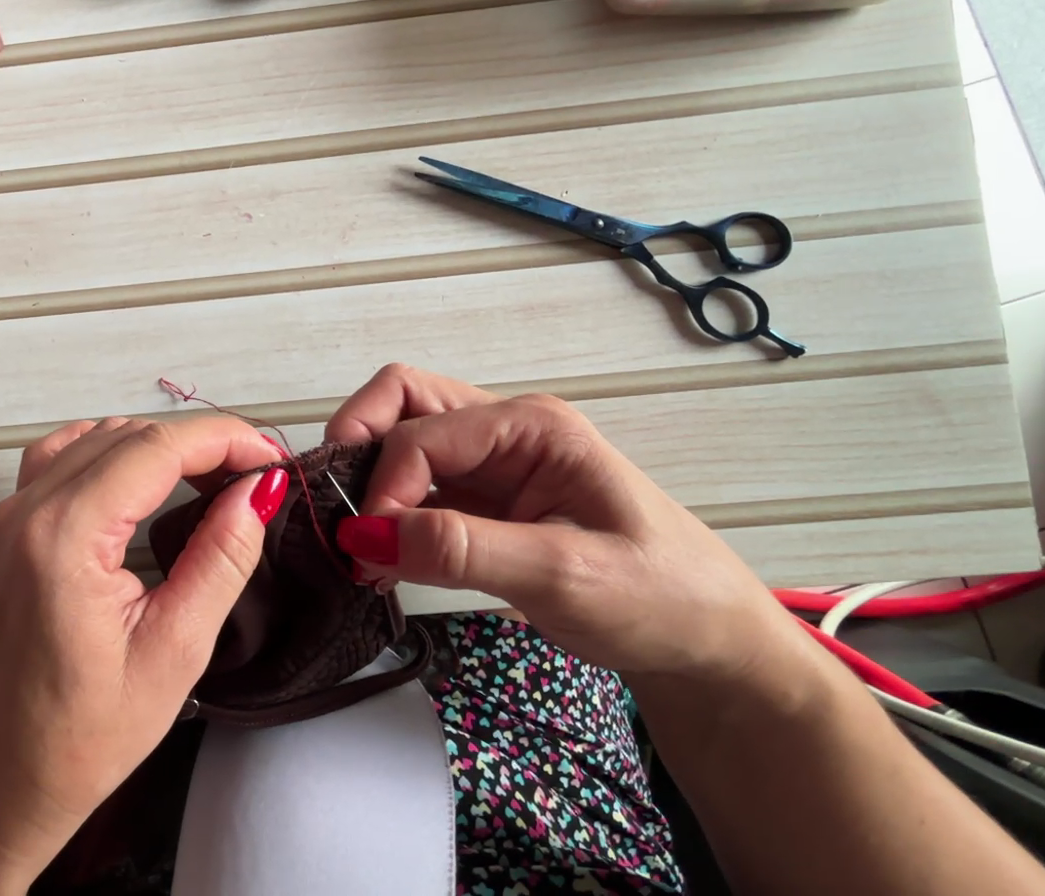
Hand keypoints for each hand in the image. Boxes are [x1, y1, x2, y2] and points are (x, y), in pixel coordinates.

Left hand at [0, 416, 286, 883]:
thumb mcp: (178, 647)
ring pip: (97, 436)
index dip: (222, 439)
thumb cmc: (88, 730)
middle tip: (254, 476)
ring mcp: (10, 513)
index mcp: (64, 538)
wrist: (14, 763)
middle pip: (128, 435)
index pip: (154, 448)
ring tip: (212, 478)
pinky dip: (113, 450)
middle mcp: (27, 512)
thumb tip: (258, 491)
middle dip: (199, 443)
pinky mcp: (10, 523)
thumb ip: (222, 557)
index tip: (270, 457)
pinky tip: (144, 474)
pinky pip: (63, 454)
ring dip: (160, 445)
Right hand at [325, 363, 800, 683]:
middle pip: (401, 400)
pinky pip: (412, 484)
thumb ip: (463, 549)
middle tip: (338, 510)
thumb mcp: (565, 576)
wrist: (706, 644)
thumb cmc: (659, 599)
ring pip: (399, 436)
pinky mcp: (479, 499)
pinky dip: (384, 509)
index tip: (369, 549)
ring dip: (367, 478)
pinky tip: (380, 553)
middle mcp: (503, 430)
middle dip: (357, 445)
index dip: (384, 486)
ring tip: (358, 541)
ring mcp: (489, 463)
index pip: (421, 433)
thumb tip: (363, 536)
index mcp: (531, 426)